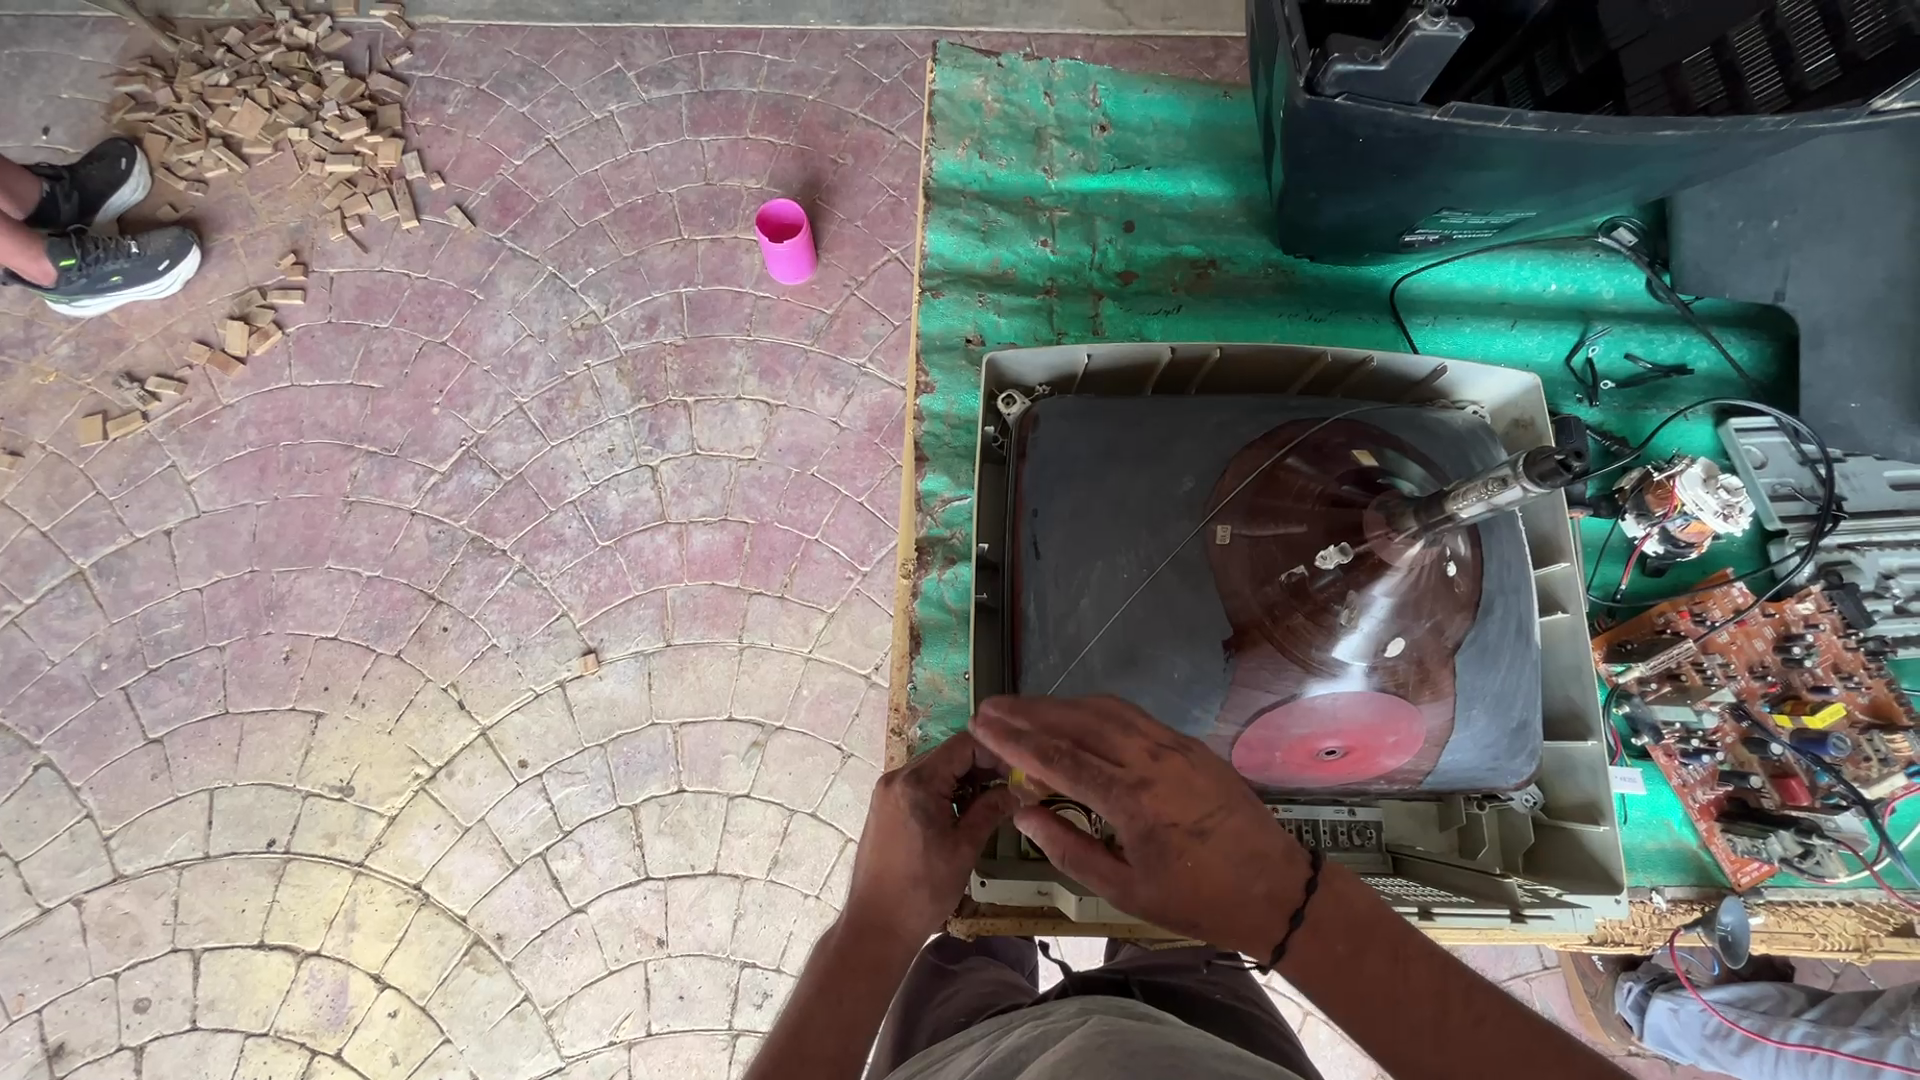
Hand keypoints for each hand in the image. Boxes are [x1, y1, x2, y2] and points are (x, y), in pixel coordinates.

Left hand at [842, 731, 1016, 943]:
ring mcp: (887, 790)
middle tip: (1011, 786)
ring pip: (935, 768)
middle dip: (982, 765)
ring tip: (992, 799)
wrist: (875, 926)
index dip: (995, 752)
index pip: (963, 744)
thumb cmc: (923, 890)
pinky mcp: (884, 805)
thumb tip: (1019, 790)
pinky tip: (964, 810)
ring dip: (964, 778)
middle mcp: (897, 776)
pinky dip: (944, 790)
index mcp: (917, 782)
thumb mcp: (964, 848)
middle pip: (948, 754)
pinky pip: (920, 784)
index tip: (1019, 770)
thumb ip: (990, 810)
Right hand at [969, 695, 1312, 955]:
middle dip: (1027, 711)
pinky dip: (1092, 708)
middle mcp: (1149, 759)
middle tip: (990, 705)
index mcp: (1132, 799)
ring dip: (1058, 704)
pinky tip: (1075, 714)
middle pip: (1075, 721)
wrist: (1277, 887)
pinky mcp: (1187, 742)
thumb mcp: (1127, 891)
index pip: (1058, 758)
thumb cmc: (1199, 900)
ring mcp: (1172, 744)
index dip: (1014, 740)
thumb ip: (1070, 850)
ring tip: (1022, 707)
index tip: (980, 725)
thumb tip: (1024, 812)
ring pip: (1103, 709)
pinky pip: (1130, 714)